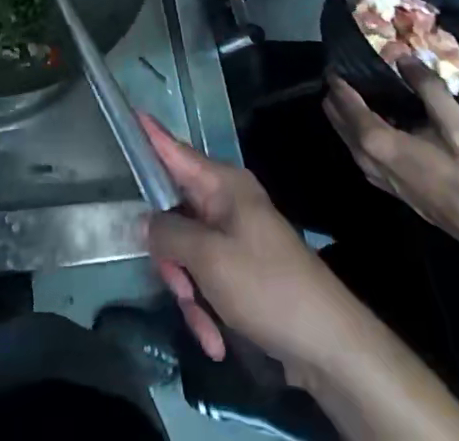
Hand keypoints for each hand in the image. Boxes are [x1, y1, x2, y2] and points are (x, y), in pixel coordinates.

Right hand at [140, 112, 368, 375]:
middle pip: (172, 214)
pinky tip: (216, 339)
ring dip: (188, 293)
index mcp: (223, 185)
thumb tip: (146, 221)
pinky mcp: (239, 270)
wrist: (329, 348)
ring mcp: (233, 237)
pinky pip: (204, 278)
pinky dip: (205, 308)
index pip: (175, 151)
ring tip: (207, 326)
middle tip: (178, 287)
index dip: (150, 134)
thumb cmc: (268, 288)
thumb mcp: (209, 258)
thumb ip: (168, 232)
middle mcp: (226, 203)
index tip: (129, 111)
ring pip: (184, 253)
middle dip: (170, 258)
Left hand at [322, 60, 458, 269]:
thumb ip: (427, 87)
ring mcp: (371, 172)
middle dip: (338, 91)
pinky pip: (358, 145)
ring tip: (366, 86)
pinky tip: (383, 114)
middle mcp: (364, 156)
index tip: (340, 58)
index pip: (343, 101)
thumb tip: (403, 57)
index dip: (338, 78)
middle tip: (352, 69)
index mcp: (376, 140)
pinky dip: (359, 126)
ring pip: (345, 132)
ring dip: (347, 109)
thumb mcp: (456, 124)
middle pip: (335, 116)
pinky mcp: (382, 181)